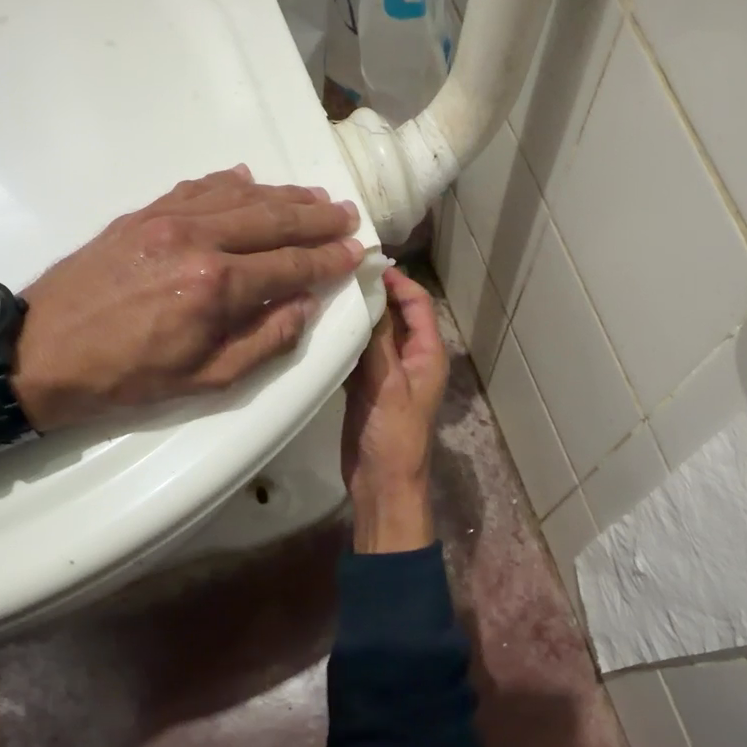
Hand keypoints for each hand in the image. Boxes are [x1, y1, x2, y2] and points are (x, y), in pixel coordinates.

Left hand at [0, 166, 365, 455]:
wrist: (42, 351)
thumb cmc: (129, 377)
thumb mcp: (208, 379)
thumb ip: (265, 341)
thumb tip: (305, 305)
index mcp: (217, 287)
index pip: (291, 265)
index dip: (328, 259)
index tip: (357, 252)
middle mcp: (197, 240)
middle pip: (272, 219)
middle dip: (317, 217)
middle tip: (349, 215)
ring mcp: (167, 220)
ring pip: (240, 196)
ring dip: (283, 194)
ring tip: (315, 196)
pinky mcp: (142, 214)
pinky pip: (197, 188)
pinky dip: (230, 183)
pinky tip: (250, 180)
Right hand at [342, 268, 449, 553]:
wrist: (381, 484)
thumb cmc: (393, 436)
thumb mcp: (388, 384)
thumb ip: (380, 339)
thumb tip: (370, 290)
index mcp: (427, 354)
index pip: (418, 303)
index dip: (396, 280)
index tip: (363, 262)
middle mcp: (410, 358)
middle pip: (393, 313)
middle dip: (370, 293)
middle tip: (334, 271)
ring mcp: (387, 373)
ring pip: (372, 333)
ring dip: (354, 316)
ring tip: (322, 292)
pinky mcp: (365, 387)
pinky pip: (356, 354)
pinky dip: (343, 340)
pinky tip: (319, 327)